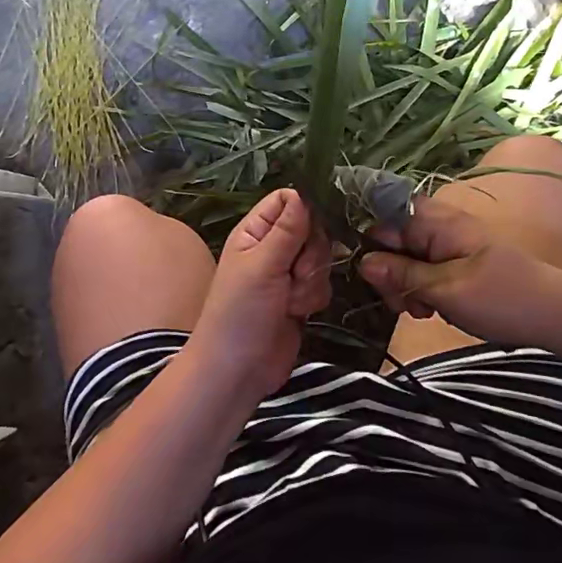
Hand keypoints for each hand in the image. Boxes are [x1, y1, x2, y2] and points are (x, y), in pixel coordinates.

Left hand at [188, 189, 332, 401]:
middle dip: (311, 254)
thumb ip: (287, 230)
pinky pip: (323, 283)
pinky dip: (314, 298)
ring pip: (321, 258)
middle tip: (294, 274)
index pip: (288, 200)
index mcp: (254, 231)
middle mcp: (271, 247)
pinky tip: (298, 313)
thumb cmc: (240, 313)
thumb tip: (305, 191)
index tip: (311, 230)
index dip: (305, 210)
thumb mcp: (263, 266)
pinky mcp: (301, 297)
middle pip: (312, 229)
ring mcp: (287, 273)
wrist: (238, 371)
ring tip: (290, 301)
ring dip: (311, 281)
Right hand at [357, 196, 561, 346]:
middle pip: (394, 239)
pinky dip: (425, 289)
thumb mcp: (445, 290)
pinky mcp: (461, 262)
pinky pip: (428, 268)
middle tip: (405, 306)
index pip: (384, 219)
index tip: (374, 281)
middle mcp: (441, 225)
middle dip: (390, 272)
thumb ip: (402, 274)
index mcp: (437, 221)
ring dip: (407, 285)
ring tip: (423, 311)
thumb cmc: (502, 299)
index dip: (372, 247)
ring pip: (409, 257)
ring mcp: (452, 243)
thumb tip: (362, 261)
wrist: (560, 315)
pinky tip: (435, 309)